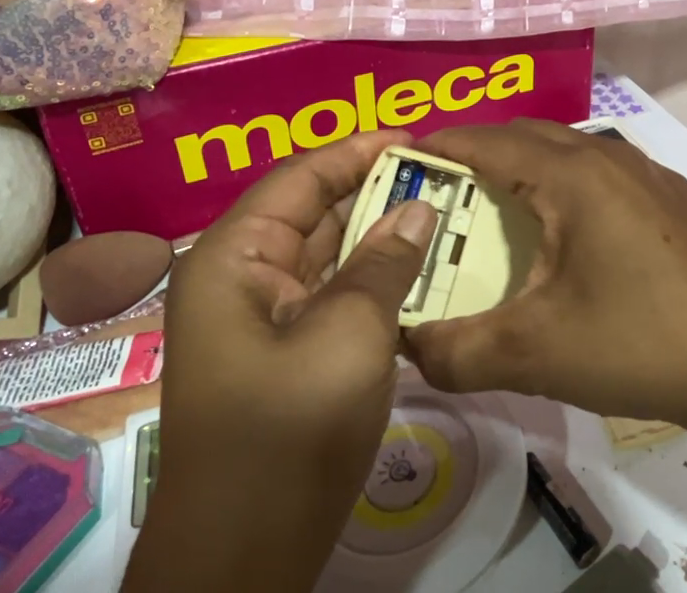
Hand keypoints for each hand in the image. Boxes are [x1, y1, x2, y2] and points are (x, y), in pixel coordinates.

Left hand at [128, 130, 436, 592]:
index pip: (300, 178)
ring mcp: (271, 319)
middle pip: (317, 213)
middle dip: (379, 192)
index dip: (358, 151)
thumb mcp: (347, 332)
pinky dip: (382, 281)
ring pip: (333, 257)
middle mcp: (247, 277)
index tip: (420, 140)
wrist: (248, 546)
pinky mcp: (295, 354)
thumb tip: (419, 208)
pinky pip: (341, 297)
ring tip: (451, 214)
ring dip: (385, 237)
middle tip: (448, 177)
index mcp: (236, 257)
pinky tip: (431, 272)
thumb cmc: (289, 427)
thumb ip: (386, 262)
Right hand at [403, 120, 686, 427]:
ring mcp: (649, 175)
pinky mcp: (673, 200)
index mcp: (572, 175)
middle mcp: (611, 157)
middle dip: (477, 155)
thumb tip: (403, 345)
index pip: (487, 141)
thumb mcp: (531, 354)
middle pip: (527, 136)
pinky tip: (564, 233)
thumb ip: (452, 352)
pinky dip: (566, 185)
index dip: (437, 148)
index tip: (396, 167)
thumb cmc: (635, 344)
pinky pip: (603, 174)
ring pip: (569, 152)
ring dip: (525, 167)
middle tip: (437, 195)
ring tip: (493, 211)